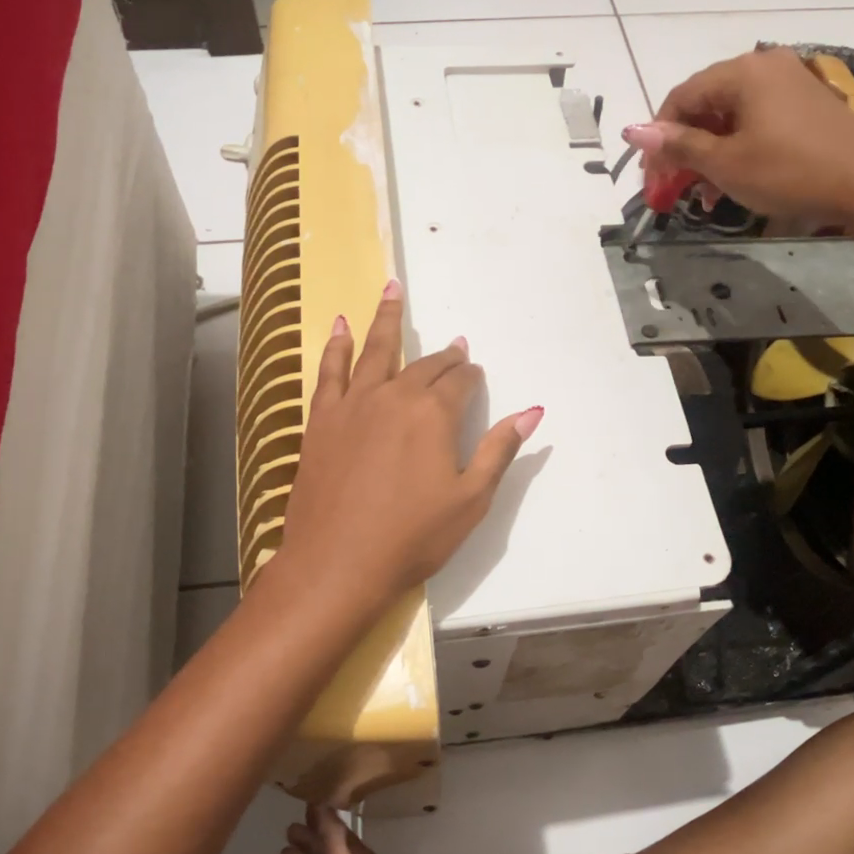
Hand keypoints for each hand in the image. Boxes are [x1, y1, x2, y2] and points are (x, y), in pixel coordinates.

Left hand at [274, 279, 540, 605]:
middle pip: (424, 366)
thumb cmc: (413, 538)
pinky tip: (338, 325)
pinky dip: (336, 345)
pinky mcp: (321, 419)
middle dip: (443, 357)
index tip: (475, 375)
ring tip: (393, 290)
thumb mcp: (470, 499)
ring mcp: (353, 404)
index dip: (471, 378)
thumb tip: (532, 411)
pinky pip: (329, 370)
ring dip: (386, 318)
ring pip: (375, 350)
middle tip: (454, 348)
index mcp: (434, 415)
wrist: (337, 564)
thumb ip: (499, 449)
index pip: (460, 383)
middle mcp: (394, 396)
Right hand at [623, 47, 853, 220]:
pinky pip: (756, 124)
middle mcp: (765, 67)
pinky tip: (730, 186)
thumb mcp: (725, 163)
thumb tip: (633, 130)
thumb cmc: (788, 172)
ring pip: (730, 119)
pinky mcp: (806, 107)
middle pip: (705, 107)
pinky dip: (736, 152)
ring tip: (701, 197)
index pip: (681, 98)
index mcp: (742, 72)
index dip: (659, 140)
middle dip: (683, 152)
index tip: (651, 180)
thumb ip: (678, 146)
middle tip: (671, 192)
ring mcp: (789, 85)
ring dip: (708, 157)